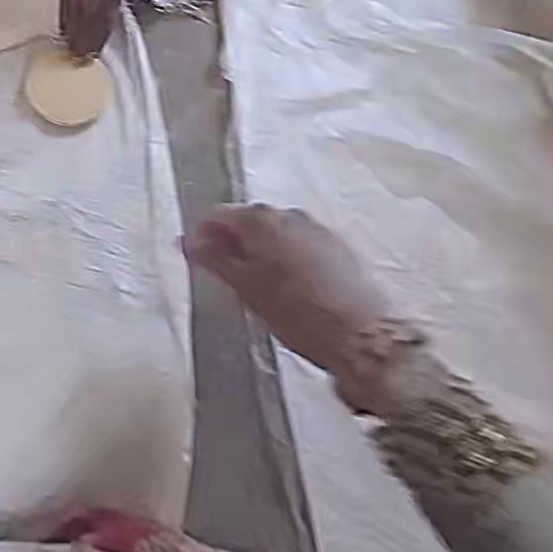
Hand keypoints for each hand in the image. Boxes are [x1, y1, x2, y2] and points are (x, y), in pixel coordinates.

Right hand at [184, 204, 425, 412]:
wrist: (365, 337)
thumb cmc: (296, 312)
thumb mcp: (245, 287)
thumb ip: (213, 259)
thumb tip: (187, 241)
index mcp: (260, 219)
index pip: (217, 215)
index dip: (202, 236)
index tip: (197, 259)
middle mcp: (288, 213)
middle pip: (247, 221)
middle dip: (232, 243)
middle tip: (226, 275)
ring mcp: (316, 228)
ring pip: (275, 233)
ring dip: (260, 251)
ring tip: (258, 285)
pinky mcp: (338, 247)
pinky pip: (299, 244)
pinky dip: (286, 258)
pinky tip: (289, 286)